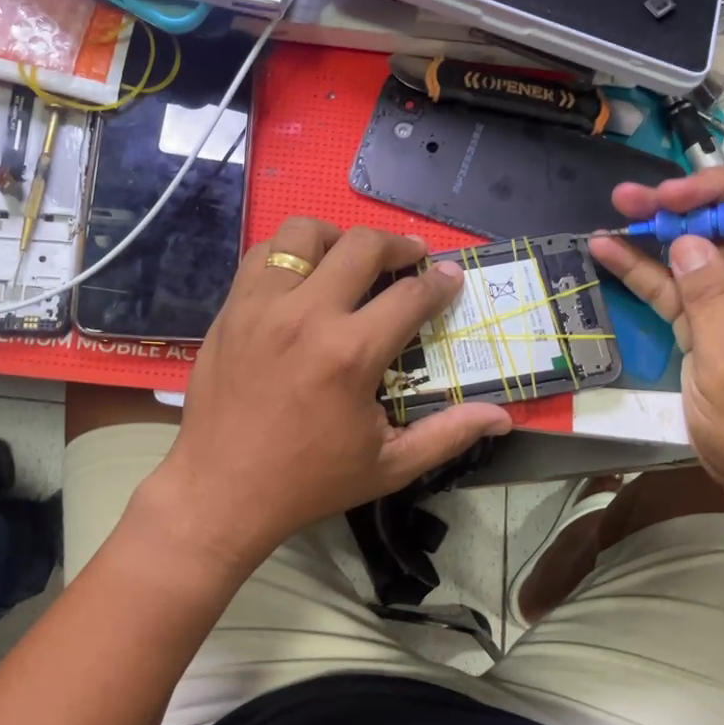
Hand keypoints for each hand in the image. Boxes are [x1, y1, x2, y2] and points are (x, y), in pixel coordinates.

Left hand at [144, 219, 513, 570]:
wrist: (220, 490)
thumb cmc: (308, 482)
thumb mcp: (387, 466)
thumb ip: (448, 434)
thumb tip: (503, 416)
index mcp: (350, 354)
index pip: (410, 296)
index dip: (440, 282)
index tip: (450, 278)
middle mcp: (305, 315)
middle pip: (362, 245)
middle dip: (398, 244)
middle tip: (411, 256)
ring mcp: (261, 306)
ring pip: (302, 234)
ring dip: (336, 237)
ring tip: (350, 258)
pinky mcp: (231, 309)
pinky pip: (262, 254)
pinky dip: (289, 252)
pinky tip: (302, 275)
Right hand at [588, 138, 723, 503]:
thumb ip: (712, 298)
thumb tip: (686, 240)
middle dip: (714, 194)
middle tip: (660, 195)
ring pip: (715, 240)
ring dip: (668, 222)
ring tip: (622, 204)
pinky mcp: (714, 318)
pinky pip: (679, 280)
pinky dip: (646, 265)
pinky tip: (607, 248)